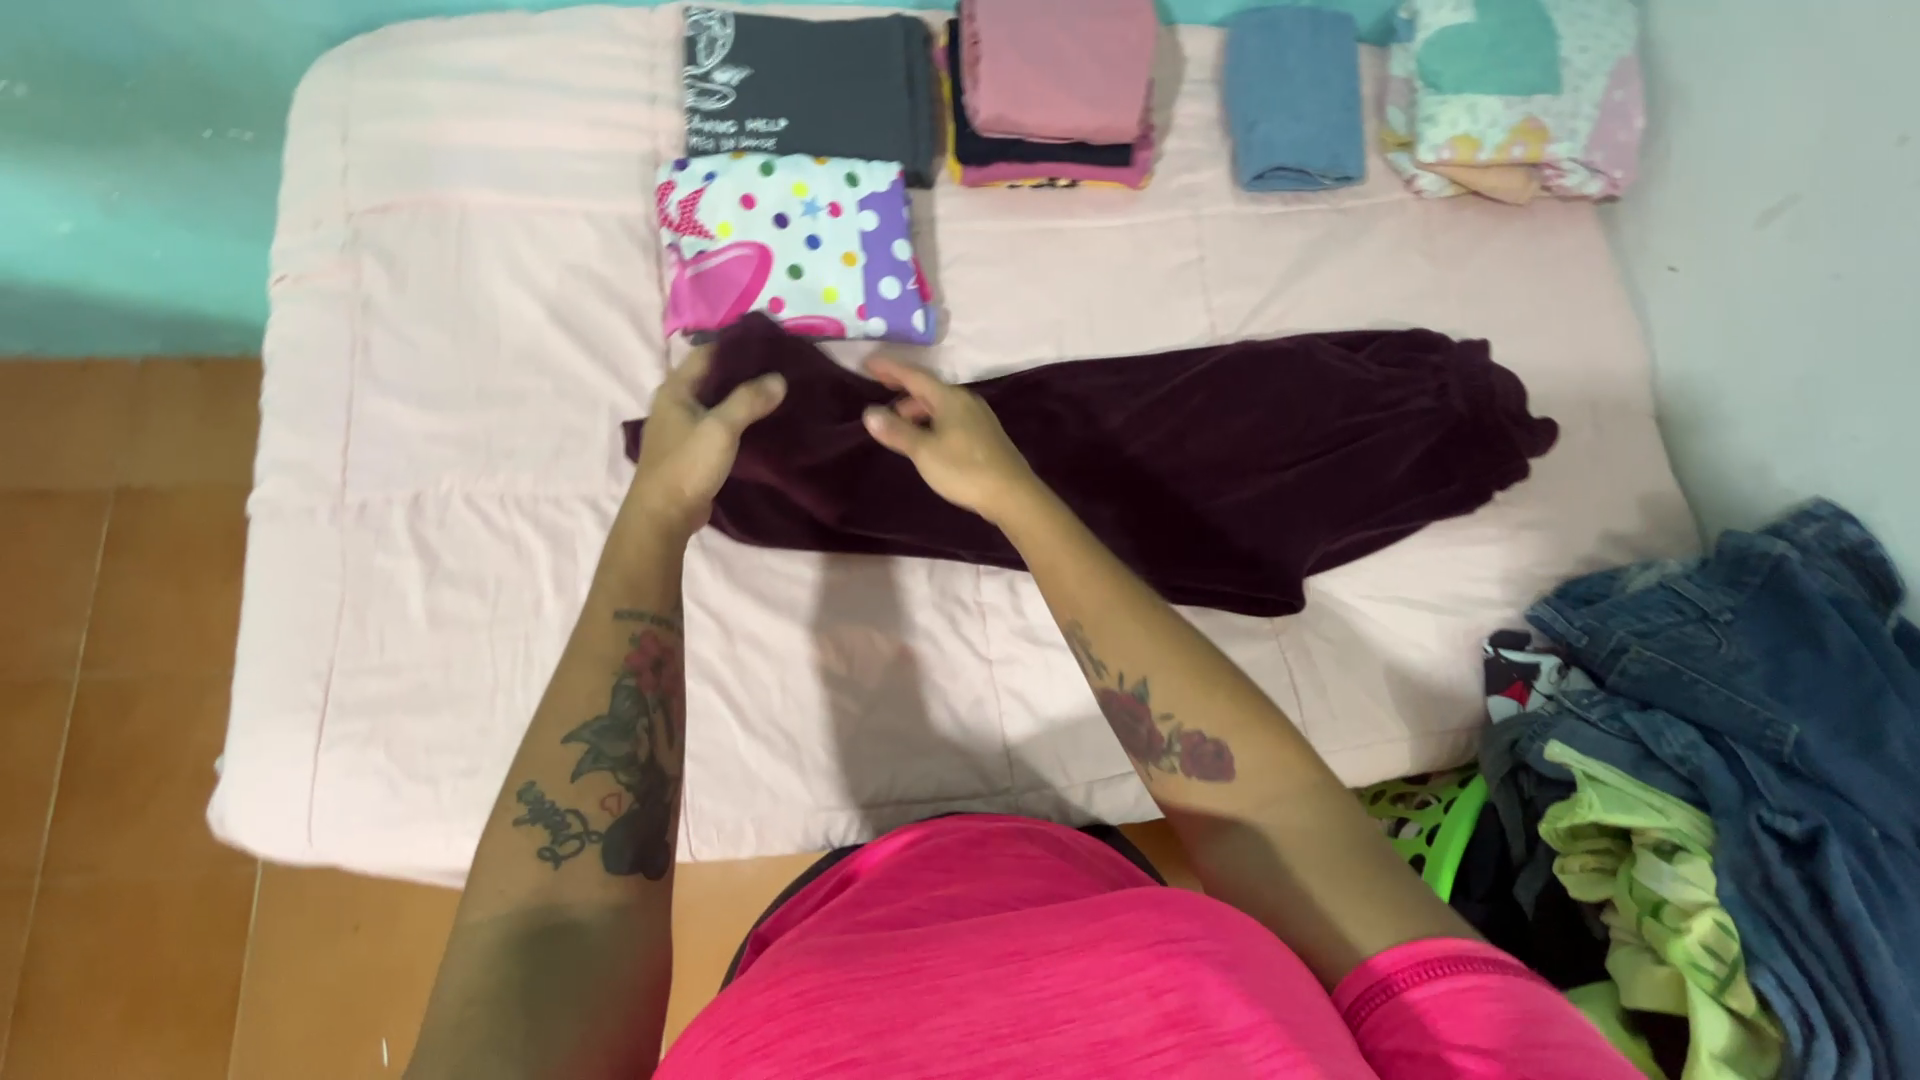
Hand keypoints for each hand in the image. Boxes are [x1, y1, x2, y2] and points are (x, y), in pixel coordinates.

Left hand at [629, 347, 786, 540]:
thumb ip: (749, 400)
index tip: (769, 344)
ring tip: (777, 390)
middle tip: (780, 367)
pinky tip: (761, 421)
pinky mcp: (693, 448)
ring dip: (742, 396)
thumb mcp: (721, 428)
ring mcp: (683, 426)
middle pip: (712, 376)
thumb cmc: (687, 465)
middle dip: (743, 371)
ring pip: (716, 401)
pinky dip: (738, 418)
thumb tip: (779, 379)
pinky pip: (719, 423)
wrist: (665, 514)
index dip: (736, 346)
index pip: (707, 353)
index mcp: (675, 389)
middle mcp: (675, 402)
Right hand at [861, 357, 1040, 522]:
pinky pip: (951, 418)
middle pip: (928, 389)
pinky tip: (927, 439)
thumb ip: (896, 431)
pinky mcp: (985, 434)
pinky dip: (932, 422)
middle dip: (903, 392)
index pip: (913, 375)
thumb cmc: (964, 469)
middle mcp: (965, 400)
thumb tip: (870, 413)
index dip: (889, 368)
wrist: (1011, 494)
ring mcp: (978, 417)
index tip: (868, 363)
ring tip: (900, 426)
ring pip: (941, 406)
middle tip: (881, 398)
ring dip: (918, 411)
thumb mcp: (924, 451)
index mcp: (949, 398)